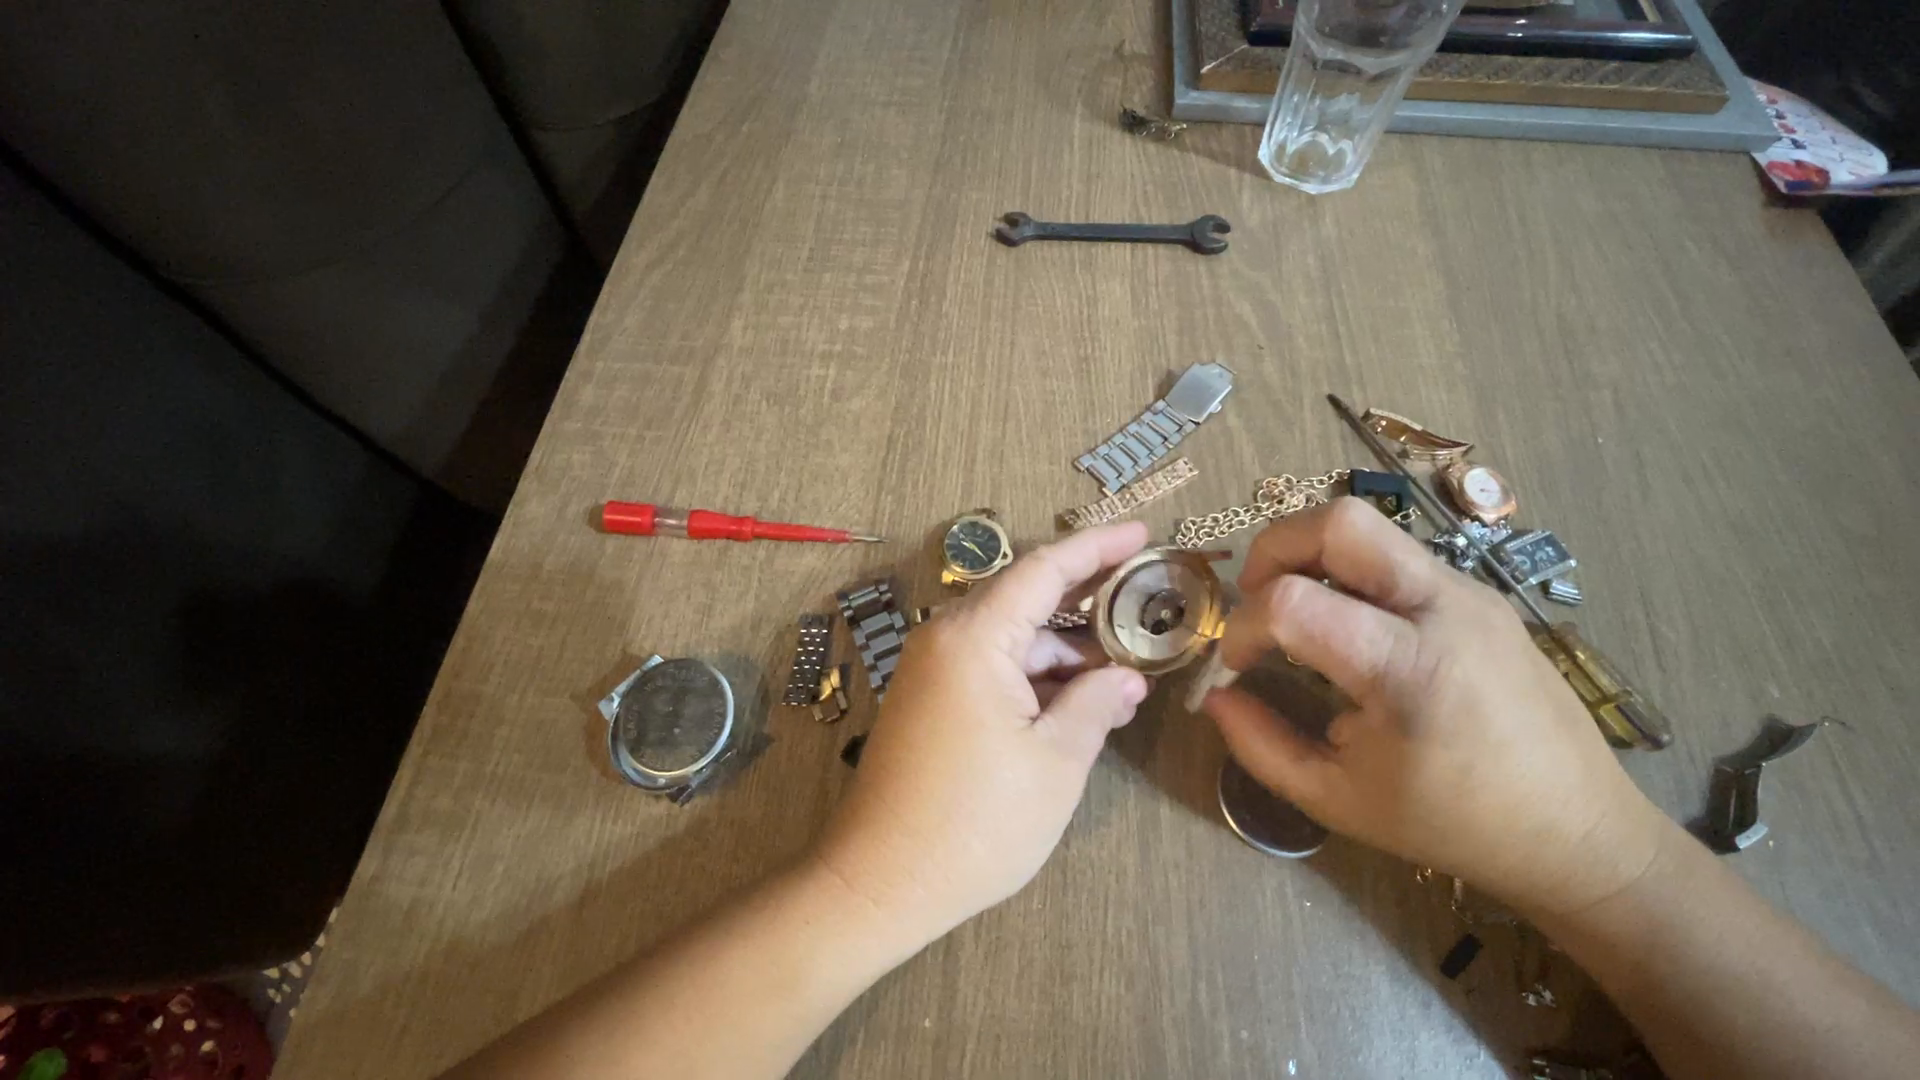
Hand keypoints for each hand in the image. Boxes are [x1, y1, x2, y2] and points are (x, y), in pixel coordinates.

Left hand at [811, 522, 1151, 941]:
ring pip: (1011, 641)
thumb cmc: (976, 821)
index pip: (1044, 569)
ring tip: (1123, 682)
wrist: (880, 882)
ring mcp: (932, 671)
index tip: (1141, 533)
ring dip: (1064, 655)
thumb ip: (1095, 703)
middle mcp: (945, 639)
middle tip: (1143, 608)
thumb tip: (1126, 676)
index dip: (1096, 547)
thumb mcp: (1055, 761)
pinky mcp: (929, 702)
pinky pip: (990, 669)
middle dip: (1087, 606)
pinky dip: (1034, 680)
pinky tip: (1076, 706)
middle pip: (1026, 601)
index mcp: (974, 638)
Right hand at [1202, 498, 1670, 914]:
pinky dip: (1347, 571)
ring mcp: (1469, 592)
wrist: (1580, 832)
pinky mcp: (1479, 594)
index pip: (1293, 603)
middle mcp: (1444, 609)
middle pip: (1340, 522)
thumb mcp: (1336, 799)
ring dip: (1309, 554)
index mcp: (1409, 670)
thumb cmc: (1452, 824)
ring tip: (1294, 607)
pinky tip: (1345, 625)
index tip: (1238, 665)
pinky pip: (1395, 555)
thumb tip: (1215, 694)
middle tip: (1253, 597)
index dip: (1242, 627)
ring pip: (1368, 527)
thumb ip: (1259, 744)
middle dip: (1273, 547)